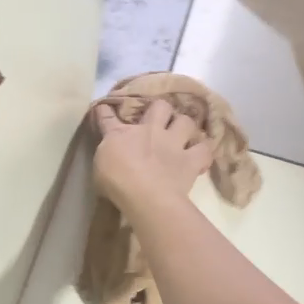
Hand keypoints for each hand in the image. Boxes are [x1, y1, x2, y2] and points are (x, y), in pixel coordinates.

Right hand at [93, 99, 213, 211]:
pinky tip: (199, 155)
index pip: (108, 117)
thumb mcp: (99, 166)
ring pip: (186, 121)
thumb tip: (109, 149)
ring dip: (184, 126)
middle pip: (159, 106)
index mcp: (121, 134)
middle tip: (158, 119)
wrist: (147, 196)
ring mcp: (173, 143)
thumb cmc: (116, 183)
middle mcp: (149, 131)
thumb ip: (106, 153)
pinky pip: (204, 149)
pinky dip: (202, 151)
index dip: (105, 111)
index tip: (103, 108)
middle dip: (159, 109)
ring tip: (182, 134)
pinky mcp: (191, 159)